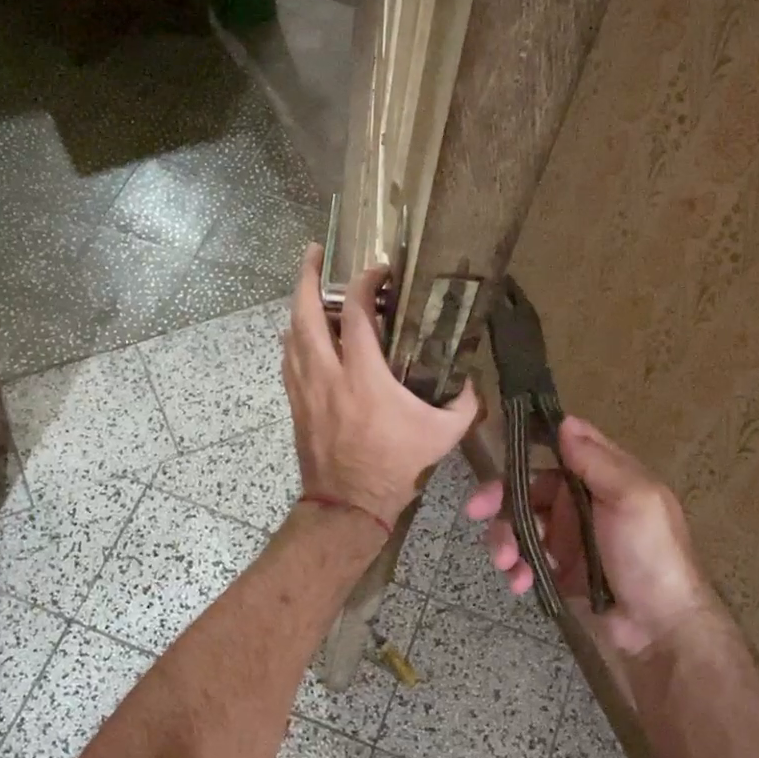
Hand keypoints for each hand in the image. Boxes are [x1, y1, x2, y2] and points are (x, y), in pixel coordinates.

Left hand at [283, 244, 479, 524]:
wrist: (347, 505)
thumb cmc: (395, 468)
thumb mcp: (442, 436)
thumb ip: (463, 404)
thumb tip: (470, 382)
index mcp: (364, 377)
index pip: (359, 315)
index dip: (367, 284)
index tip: (379, 270)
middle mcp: (327, 375)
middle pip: (306, 313)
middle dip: (307, 277)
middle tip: (315, 253)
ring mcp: (306, 389)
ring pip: (291, 335)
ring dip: (297, 306)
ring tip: (307, 286)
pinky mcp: (296, 404)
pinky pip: (288, 360)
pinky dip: (293, 338)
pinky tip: (300, 332)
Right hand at [464, 416, 722, 658]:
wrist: (659, 627)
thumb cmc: (651, 555)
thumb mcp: (633, 499)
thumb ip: (597, 461)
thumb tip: (565, 421)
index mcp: (606, 478)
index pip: (564, 449)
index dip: (532, 446)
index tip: (500, 449)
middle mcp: (584, 503)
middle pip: (530, 489)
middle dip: (502, 500)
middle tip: (475, 511)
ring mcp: (570, 539)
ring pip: (521, 526)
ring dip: (506, 540)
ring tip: (506, 563)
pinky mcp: (559, 571)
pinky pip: (526, 561)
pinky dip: (518, 569)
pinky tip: (521, 583)